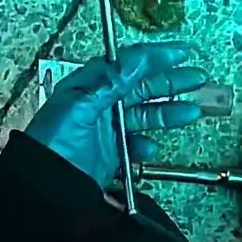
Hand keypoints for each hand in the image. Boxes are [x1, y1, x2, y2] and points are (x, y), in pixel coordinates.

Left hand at [26, 42, 207, 187]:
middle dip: (170, 83)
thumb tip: (136, 58)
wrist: (44, 189)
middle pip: (140, 88)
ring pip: (143, 116)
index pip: (126, 65)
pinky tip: (150, 148)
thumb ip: (109, 82)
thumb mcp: (79, 107)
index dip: (155, 57)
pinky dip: (146, 146)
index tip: (181, 52)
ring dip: (167, 113)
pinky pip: (135, 146)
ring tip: (191, 112)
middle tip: (198, 78)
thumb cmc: (53, 143)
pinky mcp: (111, 155)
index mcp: (89, 88)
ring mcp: (106, 131)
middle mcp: (99, 106)